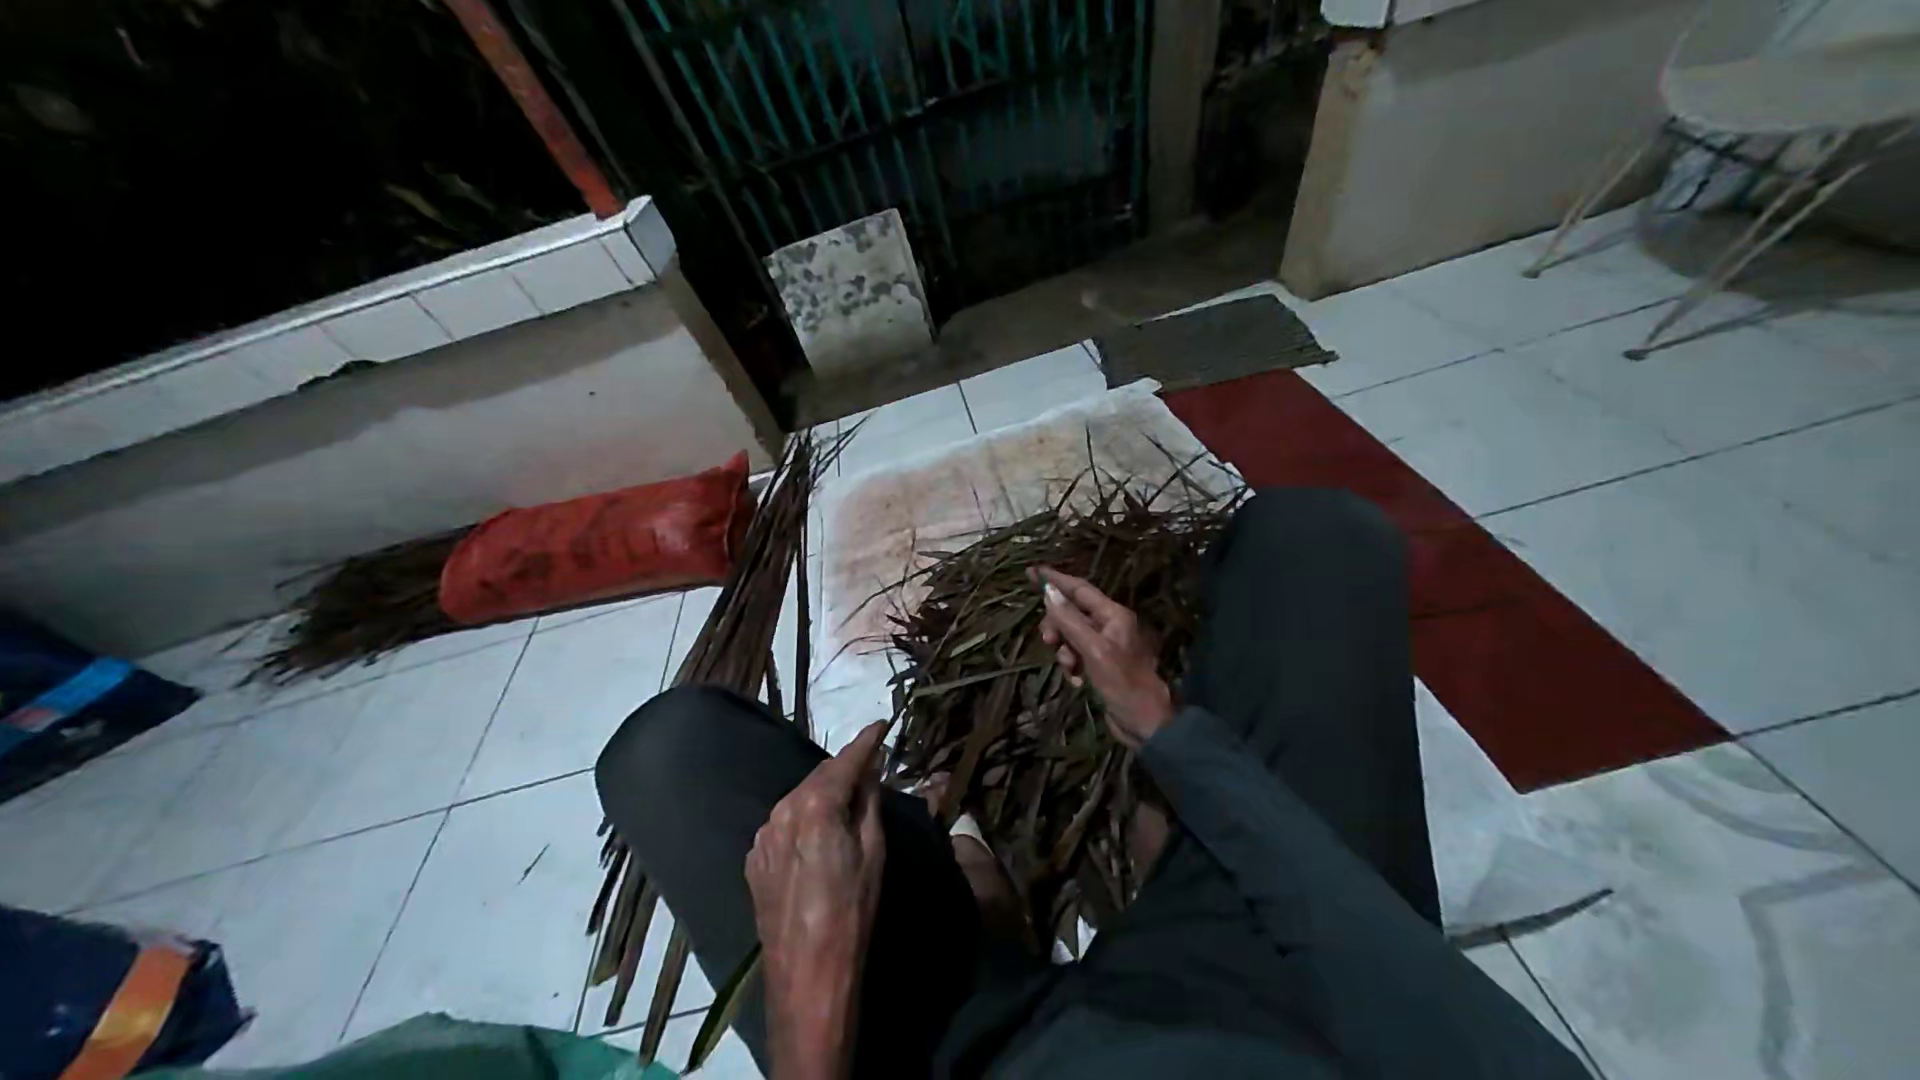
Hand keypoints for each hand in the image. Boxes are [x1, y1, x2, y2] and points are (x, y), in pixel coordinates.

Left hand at [747, 721, 887, 1079]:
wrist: (807, 971)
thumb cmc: (851, 909)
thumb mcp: (873, 851)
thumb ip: (868, 804)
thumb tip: (869, 773)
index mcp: (815, 804)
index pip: (846, 760)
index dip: (866, 740)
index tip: (881, 724)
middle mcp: (782, 809)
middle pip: (819, 776)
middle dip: (844, 768)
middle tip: (870, 765)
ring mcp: (763, 835)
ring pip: (799, 798)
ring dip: (823, 793)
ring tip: (845, 800)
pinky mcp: (754, 859)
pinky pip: (783, 824)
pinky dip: (803, 818)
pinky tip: (817, 834)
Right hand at [1033, 567, 1175, 748]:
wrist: (1145, 723)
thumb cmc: (1123, 683)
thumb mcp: (1093, 650)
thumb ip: (1069, 620)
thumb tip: (1049, 591)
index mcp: (1113, 615)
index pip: (1078, 588)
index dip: (1054, 579)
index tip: (1030, 571)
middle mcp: (1109, 625)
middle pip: (1070, 612)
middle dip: (1056, 625)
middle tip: (1048, 641)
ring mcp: (1103, 646)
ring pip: (1069, 635)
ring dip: (1063, 650)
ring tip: (1069, 668)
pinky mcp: (1098, 665)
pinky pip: (1075, 655)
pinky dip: (1070, 665)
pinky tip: (1075, 680)